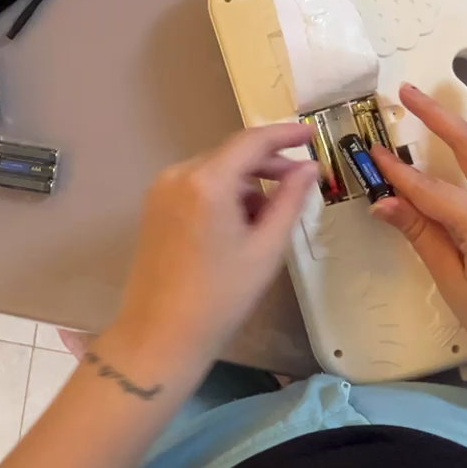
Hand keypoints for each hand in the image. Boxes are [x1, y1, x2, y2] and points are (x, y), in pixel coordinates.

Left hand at [108, 124, 319, 371]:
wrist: (161, 333)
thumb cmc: (220, 296)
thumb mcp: (266, 248)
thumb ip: (290, 200)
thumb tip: (308, 167)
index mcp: (207, 181)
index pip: (251, 141)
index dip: (284, 134)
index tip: (311, 134)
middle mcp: (179, 174)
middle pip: (231, 154)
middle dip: (267, 164)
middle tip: (300, 184)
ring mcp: (162, 189)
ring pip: (215, 170)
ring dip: (245, 183)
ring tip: (268, 219)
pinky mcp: (155, 205)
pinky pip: (197, 185)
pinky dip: (222, 194)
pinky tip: (239, 225)